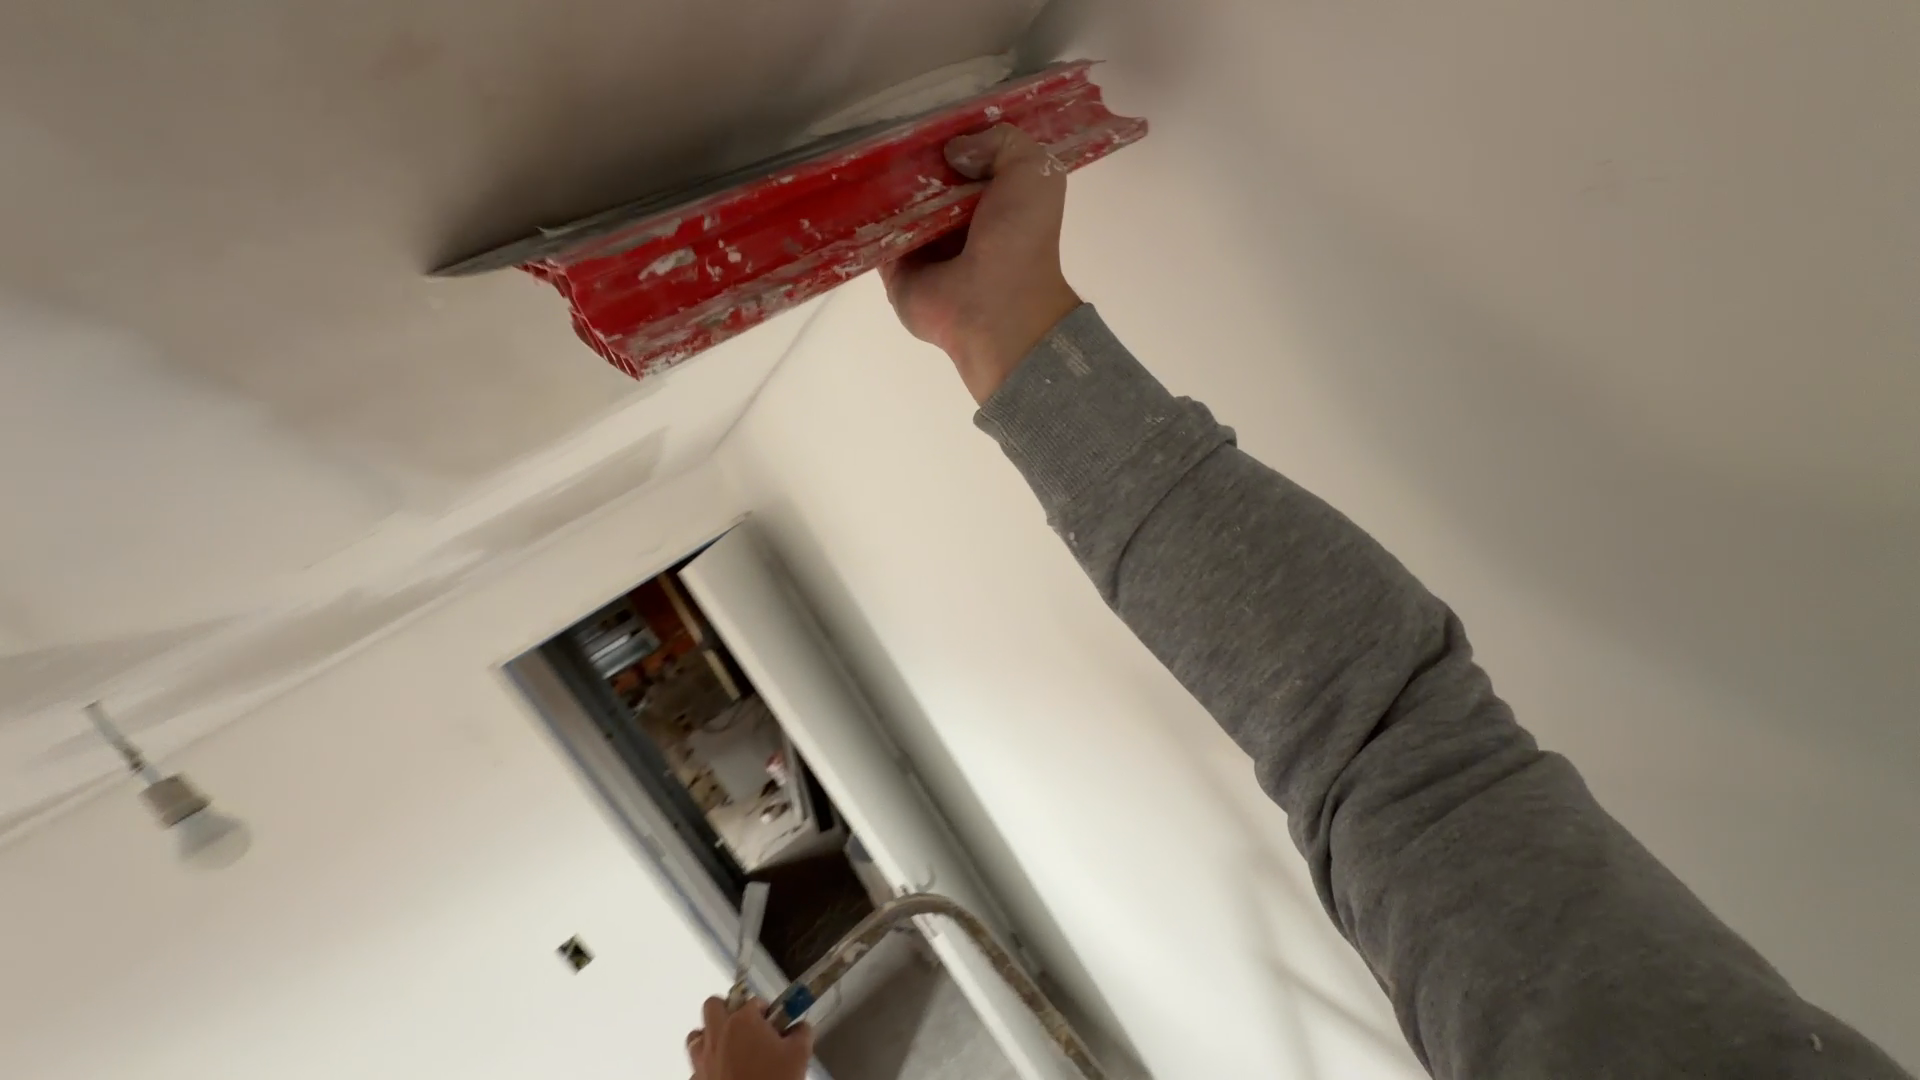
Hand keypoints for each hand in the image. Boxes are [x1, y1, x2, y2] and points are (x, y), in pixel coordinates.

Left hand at [686, 996, 813, 1079]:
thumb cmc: (775, 1079)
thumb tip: (798, 1027)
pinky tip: (721, 1076)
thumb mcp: (800, 1054)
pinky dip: (706, 1067)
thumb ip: (801, 1032)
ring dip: (710, 1037)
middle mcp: (717, 1034)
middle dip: (727, 1010)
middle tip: (744, 1027)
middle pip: (713, 1005)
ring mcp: (702, 1059)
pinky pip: (695, 1067)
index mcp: (743, 1021)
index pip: (755, 1002)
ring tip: (728, 1049)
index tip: (774, 1025)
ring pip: (696, 1036)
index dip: (766, 1012)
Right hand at [879, 124, 1081, 403]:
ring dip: (882, 180)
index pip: (961, 160)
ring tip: (860, 146)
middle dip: (909, 155)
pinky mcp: (893, 271)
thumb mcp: (1034, 172)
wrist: (996, 306)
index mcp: (991, 202)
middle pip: (923, 180)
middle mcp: (954, 224)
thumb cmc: (1020, 239)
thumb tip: (952, 148)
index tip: (924, 113)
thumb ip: (1002, 142)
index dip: (946, 134)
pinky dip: (861, 214)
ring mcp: (922, 249)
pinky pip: (872, 235)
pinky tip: (849, 184)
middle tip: (885, 126)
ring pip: (894, 204)